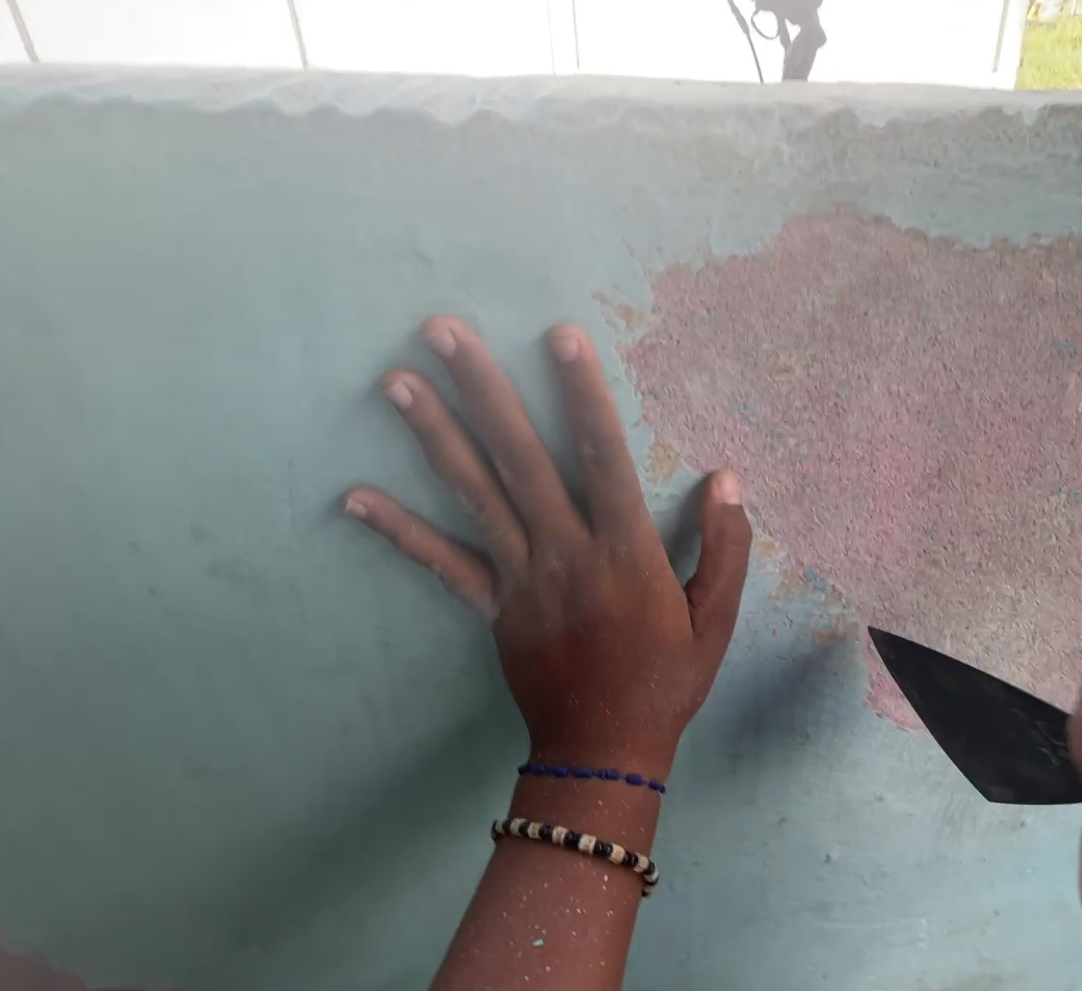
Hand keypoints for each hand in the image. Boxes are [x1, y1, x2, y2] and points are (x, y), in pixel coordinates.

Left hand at [343, 317, 751, 775]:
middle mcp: (564, 553)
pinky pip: (440, 565)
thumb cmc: (668, 679)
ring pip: (473, 497)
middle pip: (519, 460)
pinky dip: (398, 531)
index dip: (585, 396)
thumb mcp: (716, 618)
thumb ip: (727, 546)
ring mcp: (519, 579)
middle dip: (482, 391)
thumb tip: (727, 479)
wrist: (604, 751)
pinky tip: (354, 498)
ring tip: (398, 381)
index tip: (561, 337)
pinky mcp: (491, 607)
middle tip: (444, 330)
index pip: (604, 458)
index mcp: (624, 551)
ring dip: (434, 436)